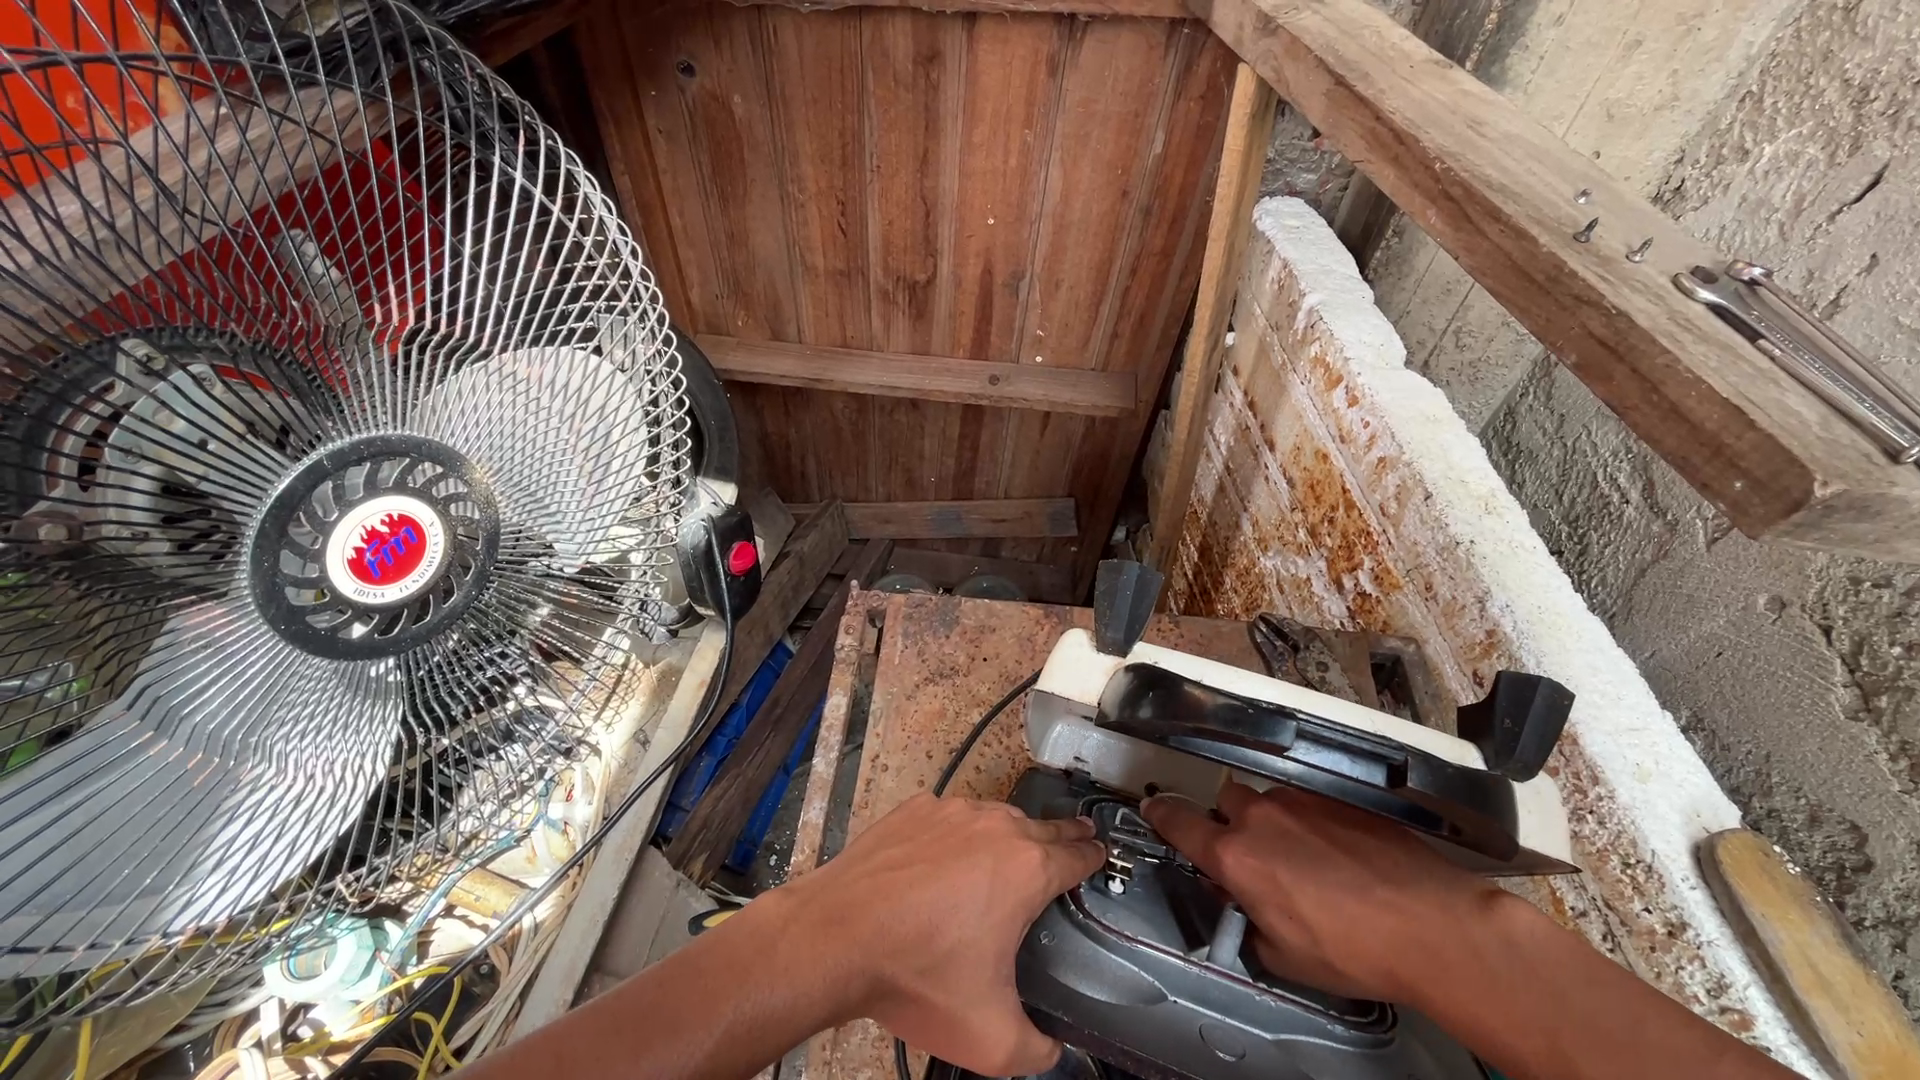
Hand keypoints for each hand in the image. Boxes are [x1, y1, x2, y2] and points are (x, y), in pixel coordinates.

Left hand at [780, 793, 1105, 1075]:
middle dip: (1064, 835)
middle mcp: (995, 829)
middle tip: (1077, 839)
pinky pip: (949, 816)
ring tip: (1014, 848)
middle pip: (1044, 827)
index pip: (1076, 857)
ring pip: (996, 816)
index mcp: (1026, 870)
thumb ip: (1038, 1050)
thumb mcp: (992, 1038)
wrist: (836, 936)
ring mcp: (951, 813)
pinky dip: (958, 830)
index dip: (1093, 859)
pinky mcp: (912, 810)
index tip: (1100, 855)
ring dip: (1011, 831)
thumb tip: (1052, 1050)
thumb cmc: (918, 978)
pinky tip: (948, 853)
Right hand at [1140, 780, 1501, 1002]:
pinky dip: (1310, 824)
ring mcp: (1303, 802)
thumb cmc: (1354, 949)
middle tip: (1248, 857)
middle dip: (1228, 824)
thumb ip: (1248, 924)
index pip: (1178, 822)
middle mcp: (1262, 818)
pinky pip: (1308, 803)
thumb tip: (1247, 912)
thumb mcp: (1282, 956)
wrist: (1430, 925)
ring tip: (1301, 862)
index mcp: (1235, 856)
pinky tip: (1336, 857)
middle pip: (1224, 802)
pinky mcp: (1340, 800)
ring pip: (1268, 800)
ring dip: (1271, 823)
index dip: (1161, 815)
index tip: (1154, 810)